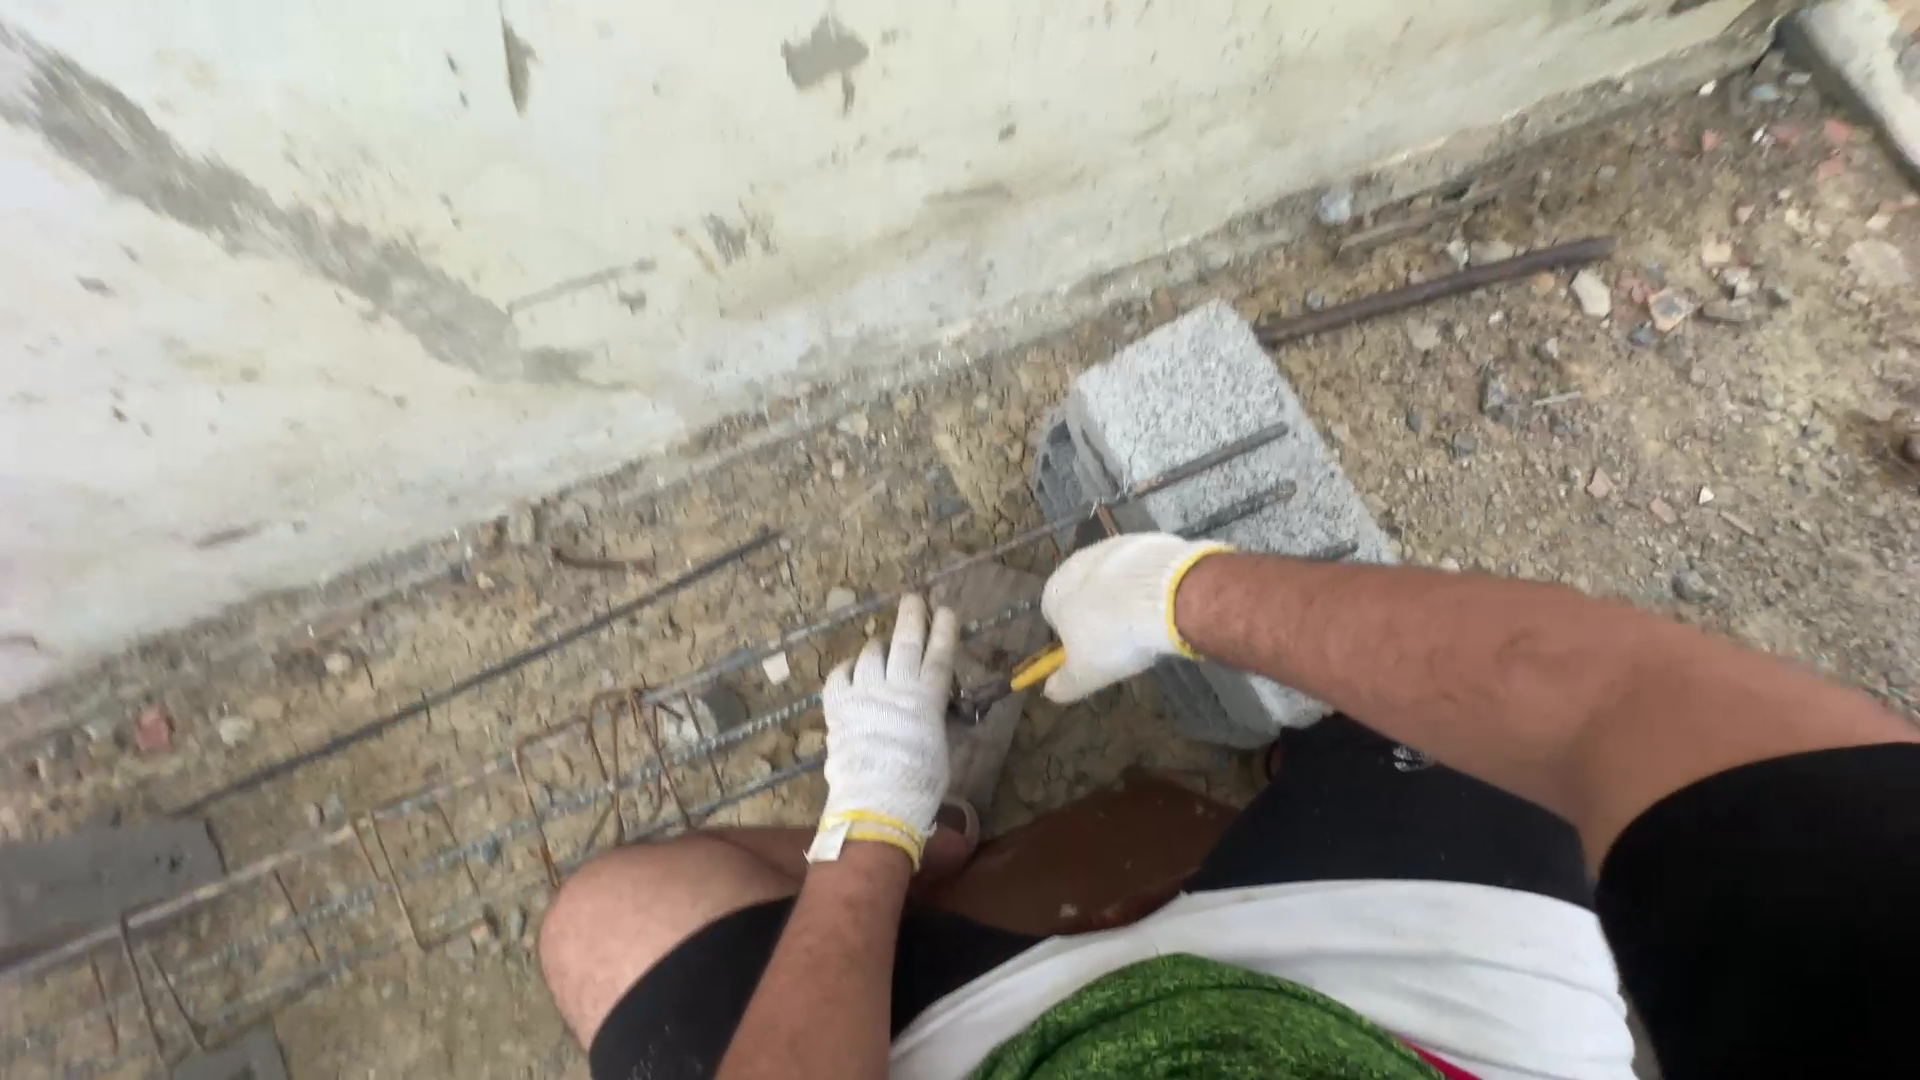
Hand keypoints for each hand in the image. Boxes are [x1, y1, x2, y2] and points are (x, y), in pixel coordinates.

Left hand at [807, 594, 957, 868]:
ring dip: (878, 648)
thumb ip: (934, 718)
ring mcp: (865, 692)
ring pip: (871, 654)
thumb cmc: (918, 780)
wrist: (877, 800)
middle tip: (913, 599)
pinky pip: (840, 674)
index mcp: (927, 698)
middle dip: (911, 617)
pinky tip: (852, 670)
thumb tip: (935, 708)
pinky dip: (847, 669)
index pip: (939, 655)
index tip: (945, 611)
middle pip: (905, 642)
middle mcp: (897, 687)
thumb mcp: (938, 745)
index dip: (944, 631)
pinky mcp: (839, 704)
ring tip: (881, 649)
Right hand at [1039, 534, 1231, 702]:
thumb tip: (1049, 691)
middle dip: (1101, 613)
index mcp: (1054, 593)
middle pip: (1084, 594)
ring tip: (1149, 621)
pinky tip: (1166, 601)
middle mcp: (1075, 563)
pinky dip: (1149, 581)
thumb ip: (1063, 684)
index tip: (1096, 653)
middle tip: (1125, 639)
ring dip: (1125, 596)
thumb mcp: (1085, 675)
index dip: (1075, 637)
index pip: (1054, 617)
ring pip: (1113, 578)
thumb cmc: (1114, 638)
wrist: (1166, 596)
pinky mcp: (1144, 540)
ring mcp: (1111, 547)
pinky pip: (1141, 566)